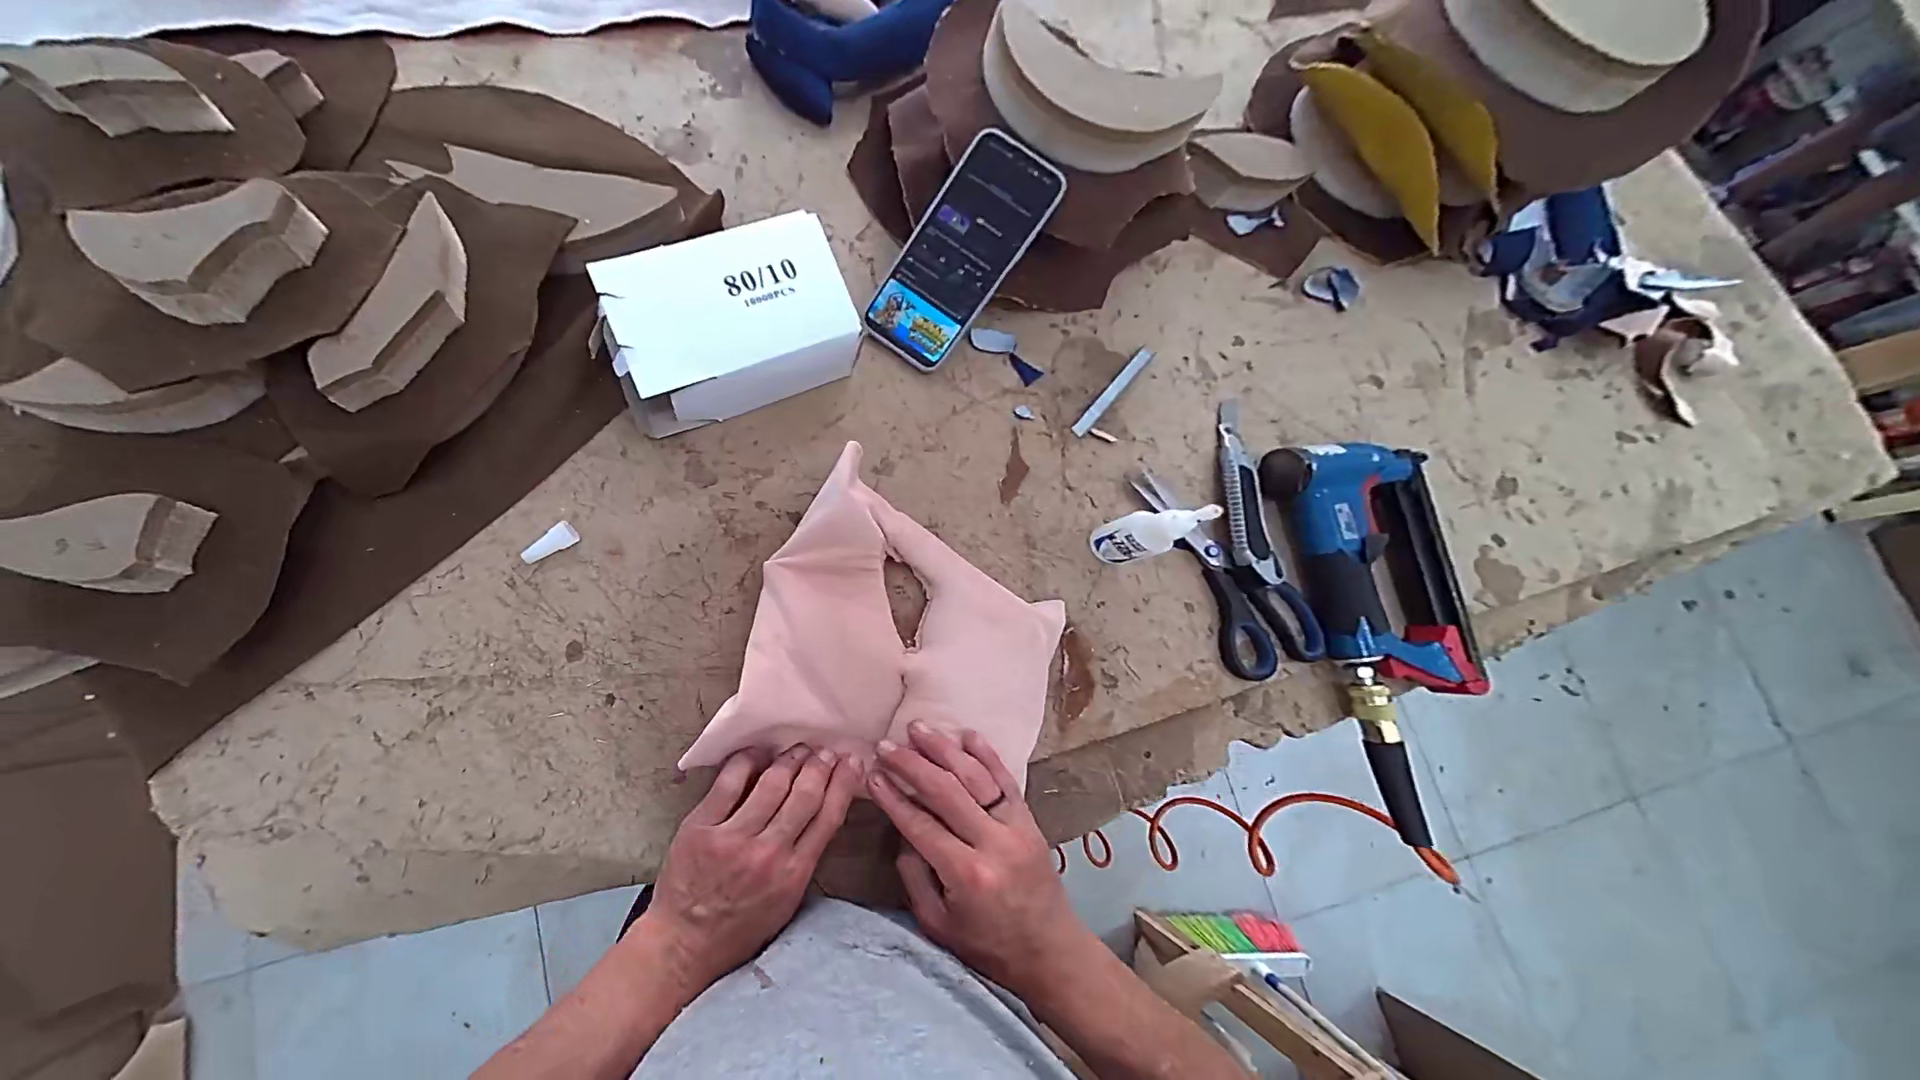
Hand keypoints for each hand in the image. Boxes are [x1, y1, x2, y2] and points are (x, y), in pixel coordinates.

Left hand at [634, 745, 861, 990]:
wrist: (683, 946)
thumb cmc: (740, 927)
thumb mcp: (788, 899)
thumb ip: (806, 854)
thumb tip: (825, 809)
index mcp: (794, 872)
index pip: (829, 815)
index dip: (844, 782)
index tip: (852, 762)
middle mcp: (768, 852)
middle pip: (805, 793)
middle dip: (820, 765)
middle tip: (826, 751)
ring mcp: (732, 838)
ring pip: (772, 782)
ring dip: (791, 759)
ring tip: (798, 749)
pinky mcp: (700, 828)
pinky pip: (729, 782)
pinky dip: (747, 760)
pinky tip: (758, 752)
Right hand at [865, 722, 1094, 997]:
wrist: (1050, 950)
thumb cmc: (987, 945)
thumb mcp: (938, 923)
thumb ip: (915, 876)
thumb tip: (902, 829)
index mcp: (967, 874)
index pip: (920, 825)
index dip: (893, 797)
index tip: (873, 774)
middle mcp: (993, 843)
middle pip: (946, 791)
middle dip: (912, 765)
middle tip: (886, 745)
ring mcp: (1016, 827)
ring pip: (976, 777)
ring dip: (944, 749)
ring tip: (919, 729)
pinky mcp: (1030, 819)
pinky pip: (1006, 779)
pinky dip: (987, 754)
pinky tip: (967, 734)